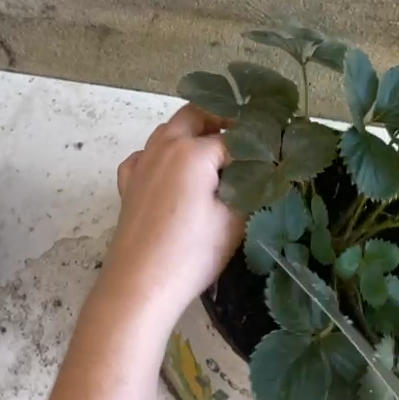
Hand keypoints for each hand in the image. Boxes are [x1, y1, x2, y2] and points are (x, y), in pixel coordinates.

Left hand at [97, 104, 241, 326]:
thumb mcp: (233, 222)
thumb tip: (260, 175)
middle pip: (194, 115)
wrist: (140, 284)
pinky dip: (160, 154)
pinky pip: (145, 154)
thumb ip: (250, 190)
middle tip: (242, 137)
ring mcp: (142, 162)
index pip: (232, 138)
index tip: (270, 152)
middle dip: (219, 118)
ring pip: (167, 130)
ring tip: (212, 153)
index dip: (253, 146)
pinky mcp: (128, 182)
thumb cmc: (191, 253)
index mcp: (193, 151)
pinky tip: (171, 172)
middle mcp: (165, 146)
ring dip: (190, 132)